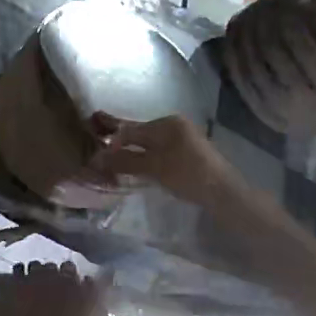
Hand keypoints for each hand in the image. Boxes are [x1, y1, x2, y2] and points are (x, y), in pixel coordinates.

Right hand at [88, 113, 242, 208]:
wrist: (222, 192)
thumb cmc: (187, 175)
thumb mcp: (153, 168)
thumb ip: (124, 161)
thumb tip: (96, 158)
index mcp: (166, 123)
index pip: (130, 128)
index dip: (110, 138)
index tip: (92, 145)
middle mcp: (174, 125)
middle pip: (139, 132)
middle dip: (119, 140)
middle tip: (97, 146)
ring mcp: (182, 138)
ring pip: (148, 142)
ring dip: (131, 150)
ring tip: (111, 159)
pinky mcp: (187, 153)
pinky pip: (158, 150)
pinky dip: (144, 156)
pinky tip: (135, 165)